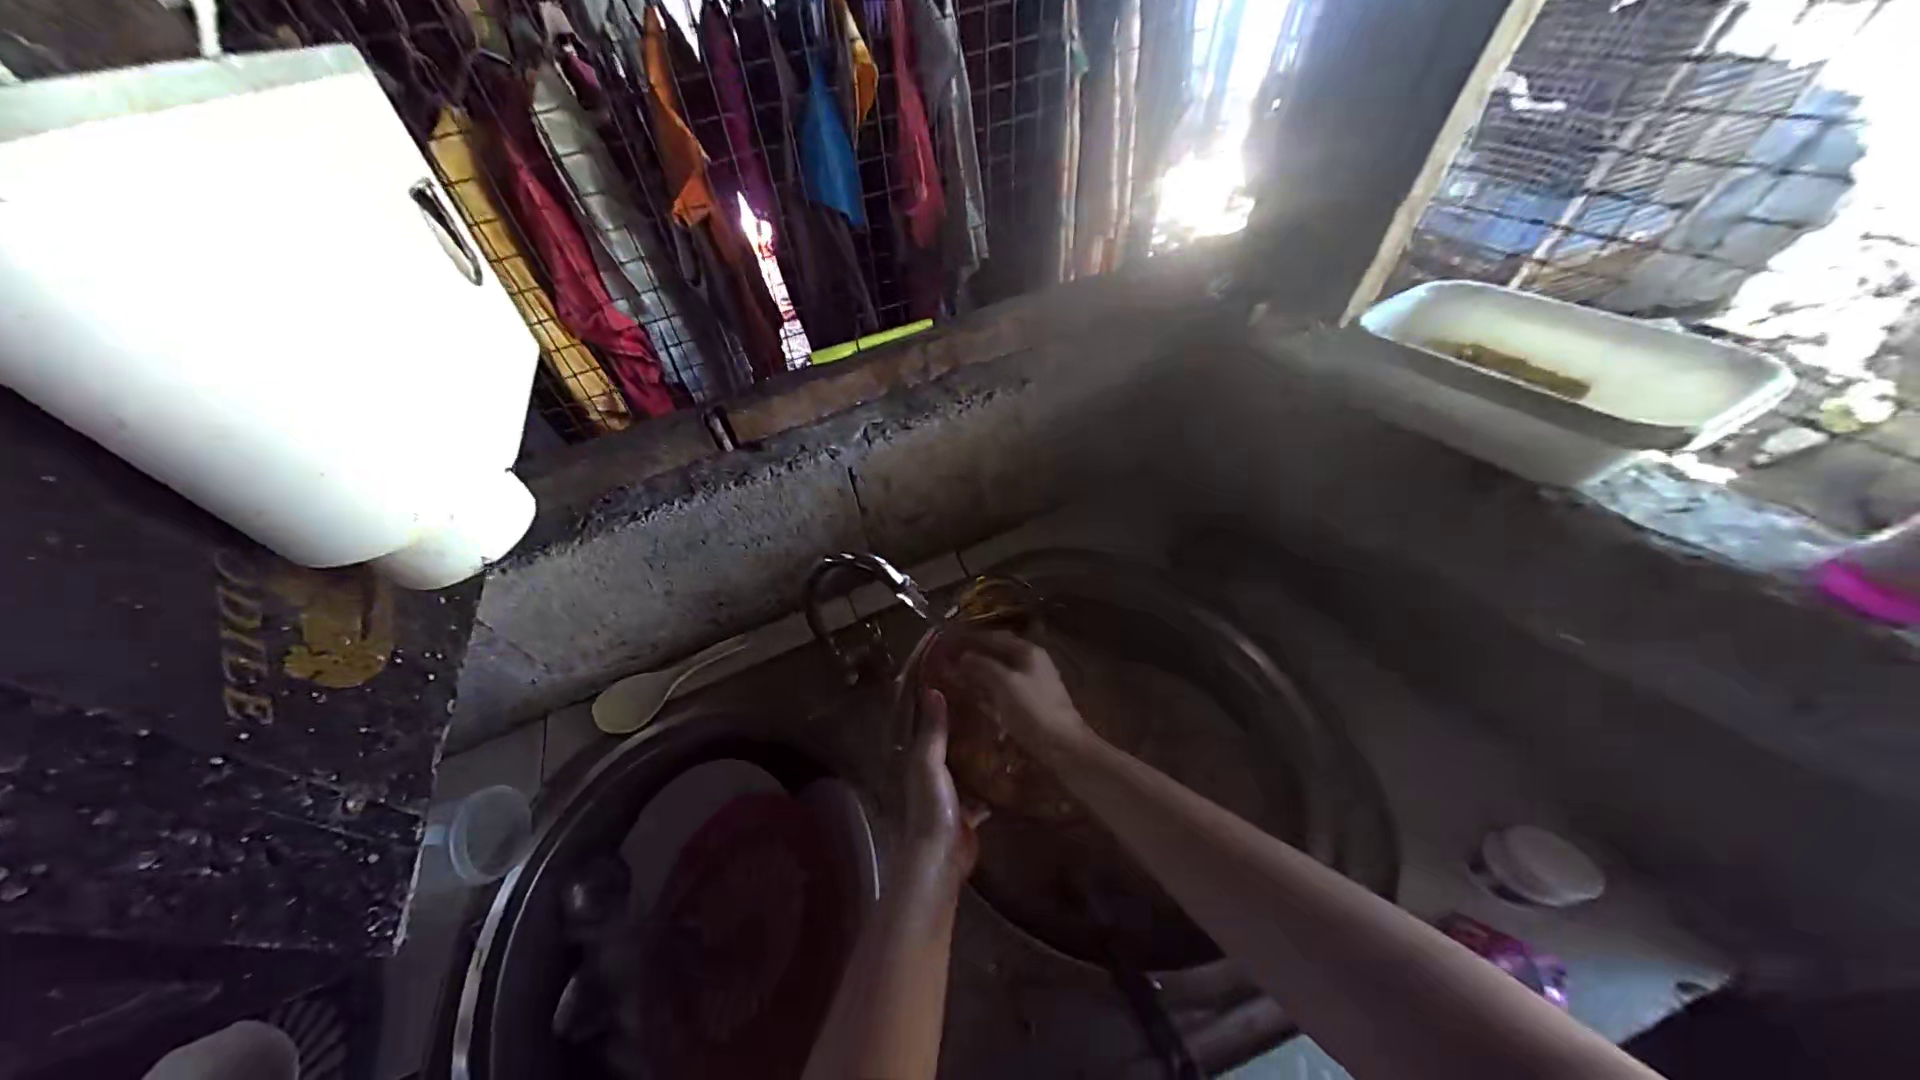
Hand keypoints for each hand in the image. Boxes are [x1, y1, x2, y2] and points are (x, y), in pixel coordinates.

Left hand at [903, 688, 987, 891]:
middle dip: (966, 729)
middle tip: (992, 704)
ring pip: (968, 768)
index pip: (930, 727)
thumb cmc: (931, 804)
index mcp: (920, 760)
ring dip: (981, 754)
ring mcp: (953, 795)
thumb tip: (933, 688)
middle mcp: (934, 775)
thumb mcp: (929, 762)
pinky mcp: (971, 813)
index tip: (960, 684)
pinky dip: (994, 782)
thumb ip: (933, 730)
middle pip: (951, 746)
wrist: (942, 856)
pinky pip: (983, 792)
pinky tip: (1012, 768)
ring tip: (1007, 730)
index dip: (941, 708)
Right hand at [936, 630, 1094, 761]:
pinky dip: (990, 687)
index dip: (971, 637)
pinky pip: (1006, 687)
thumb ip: (983, 666)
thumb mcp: (1004, 684)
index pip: (995, 636)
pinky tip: (977, 695)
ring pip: (1002, 670)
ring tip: (957, 675)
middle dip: (975, 654)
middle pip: (999, 652)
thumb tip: (964, 656)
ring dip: (981, 671)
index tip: (948, 640)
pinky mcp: (1034, 702)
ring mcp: (1035, 682)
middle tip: (949, 658)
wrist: (1063, 746)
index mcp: (1028, 651)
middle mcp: (1033, 661)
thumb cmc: (1033, 711)